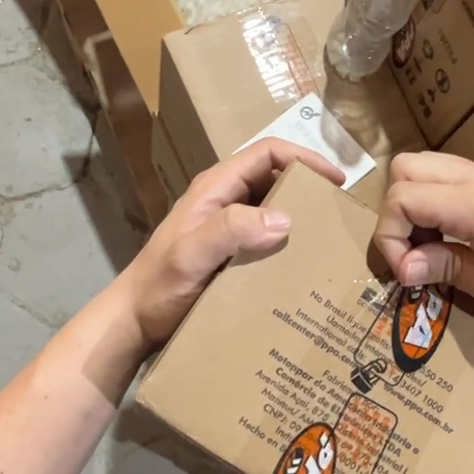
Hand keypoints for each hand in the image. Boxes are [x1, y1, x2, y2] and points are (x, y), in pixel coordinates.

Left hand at [115, 138, 344, 347]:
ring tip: (330, 239)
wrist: (134, 320)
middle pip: (274, 178)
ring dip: (300, 217)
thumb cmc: (159, 286)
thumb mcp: (192, 255)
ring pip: (272, 209)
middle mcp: (224, 201)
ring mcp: (226, 228)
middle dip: (308, 188)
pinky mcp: (230, 253)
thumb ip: (231, 230)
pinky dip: (288, 243)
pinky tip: (305, 265)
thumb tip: (285, 219)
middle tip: (339, 213)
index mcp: (215, 188)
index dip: (304, 159)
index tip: (337, 181)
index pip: (267, 153)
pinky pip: (266, 238)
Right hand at [372, 153, 473, 336]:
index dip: (390, 238)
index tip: (409, 276)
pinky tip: (452, 240)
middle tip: (414, 257)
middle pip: (405, 168)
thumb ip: (448, 269)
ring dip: (413, 206)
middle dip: (395, 214)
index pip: (401, 198)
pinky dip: (434, 203)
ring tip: (430, 250)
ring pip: (424, 167)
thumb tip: (403, 266)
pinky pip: (448, 177)